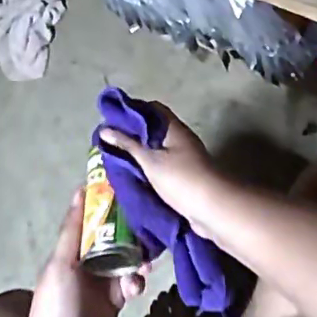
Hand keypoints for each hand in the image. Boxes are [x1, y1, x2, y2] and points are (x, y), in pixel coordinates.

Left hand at [20, 188, 146, 316]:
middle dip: (132, 231)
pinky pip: (132, 280)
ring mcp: (104, 279)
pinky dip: (137, 280)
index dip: (110, 203)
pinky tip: (135, 286)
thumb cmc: (56, 306)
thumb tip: (81, 189)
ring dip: (139, 256)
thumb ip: (73, 229)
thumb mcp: (61, 264)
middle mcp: (89, 258)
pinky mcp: (117, 299)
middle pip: (116, 235)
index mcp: (73, 246)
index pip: (94, 217)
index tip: (132, 188)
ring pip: (128, 256)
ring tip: (147, 262)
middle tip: (150, 227)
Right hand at [96, 102, 225, 235]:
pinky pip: (161, 165)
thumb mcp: (150, 160)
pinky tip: (132, 174)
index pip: (151, 108)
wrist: (212, 208)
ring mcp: (184, 157)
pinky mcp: (184, 176)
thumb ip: (127, 144)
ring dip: (139, 152)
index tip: (111, 118)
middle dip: (132, 133)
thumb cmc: (180, 178)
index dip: (132, 110)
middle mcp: (180, 138)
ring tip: (115, 157)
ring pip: (157, 148)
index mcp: (173, 127)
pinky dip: (147, 167)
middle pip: (153, 129)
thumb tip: (104, 129)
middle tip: (109, 140)